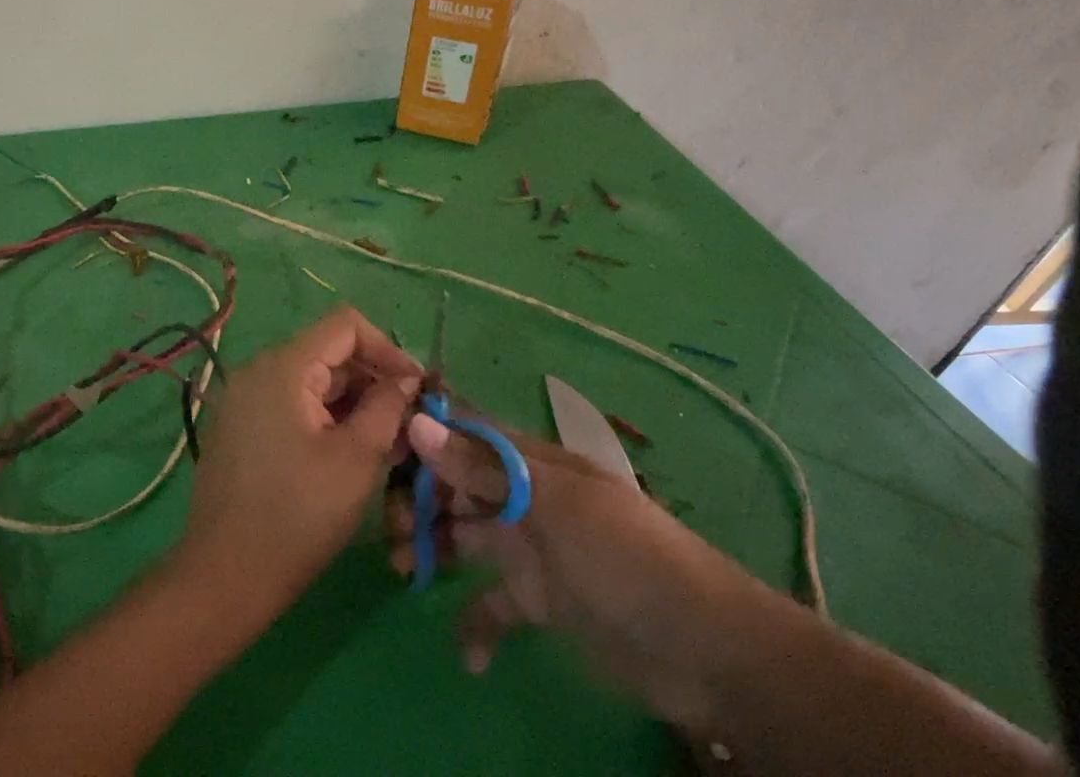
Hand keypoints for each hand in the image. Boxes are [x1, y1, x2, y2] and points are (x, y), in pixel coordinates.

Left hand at [170, 306, 423, 613]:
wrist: (227, 573)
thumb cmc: (299, 514)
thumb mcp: (357, 458)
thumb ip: (386, 407)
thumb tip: (405, 380)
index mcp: (281, 367)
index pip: (344, 326)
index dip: (388, 349)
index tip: (417, 390)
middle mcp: (256, 372)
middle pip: (327, 354)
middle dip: (373, 382)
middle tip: (410, 426)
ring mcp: (243, 402)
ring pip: (311, 384)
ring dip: (353, 405)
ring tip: (388, 446)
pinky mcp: (241, 430)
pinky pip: (291, 408)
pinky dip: (325, 421)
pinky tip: (351, 457)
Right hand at [386, 412, 777, 732]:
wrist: (703, 650)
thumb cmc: (625, 557)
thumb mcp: (553, 504)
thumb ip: (482, 467)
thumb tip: (416, 423)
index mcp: (534, 464)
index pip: (467, 435)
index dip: (423, 436)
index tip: (376, 450)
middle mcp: (526, 499)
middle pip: (455, 486)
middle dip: (418, 499)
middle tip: (390, 528)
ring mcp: (531, 552)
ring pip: (463, 539)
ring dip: (431, 552)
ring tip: (406, 574)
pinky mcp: (538, 603)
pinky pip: (491, 609)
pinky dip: (474, 627)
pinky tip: (471, 655)